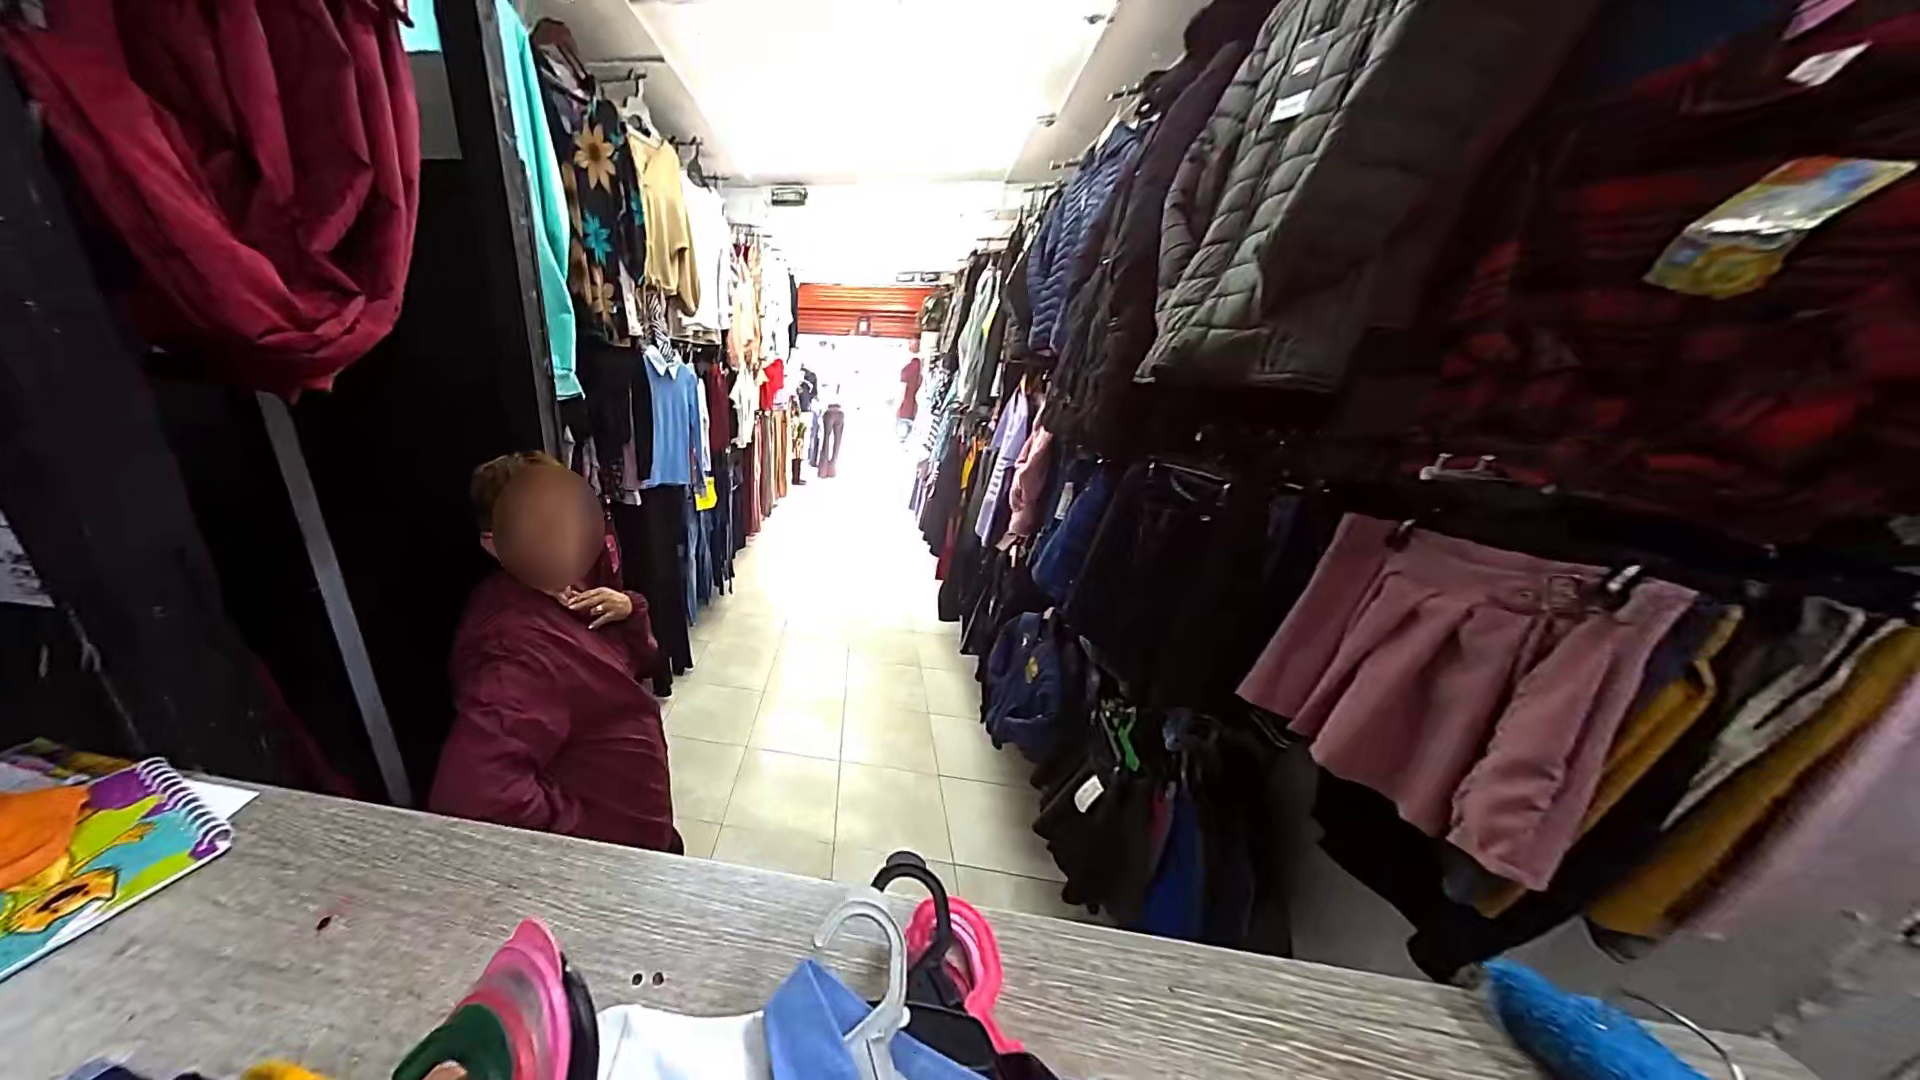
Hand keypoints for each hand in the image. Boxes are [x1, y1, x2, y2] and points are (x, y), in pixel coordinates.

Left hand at [563, 587, 632, 628]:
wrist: (629, 604)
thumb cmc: (611, 599)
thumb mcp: (600, 593)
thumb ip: (586, 595)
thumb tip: (570, 592)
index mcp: (601, 591)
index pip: (587, 594)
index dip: (578, 598)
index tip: (569, 602)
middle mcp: (606, 597)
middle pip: (591, 600)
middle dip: (580, 604)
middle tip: (571, 607)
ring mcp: (611, 605)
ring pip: (598, 608)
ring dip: (591, 611)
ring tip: (585, 614)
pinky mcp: (615, 614)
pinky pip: (604, 619)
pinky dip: (597, 623)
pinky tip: (591, 627)